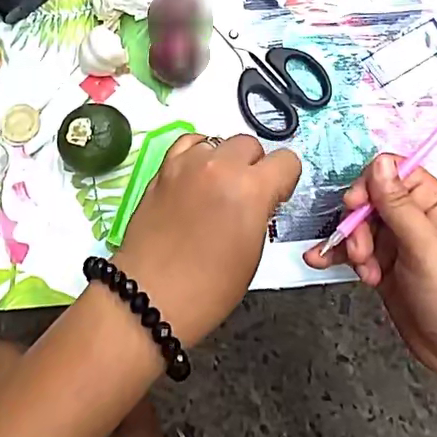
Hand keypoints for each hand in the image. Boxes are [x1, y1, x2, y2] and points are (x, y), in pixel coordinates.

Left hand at [113, 134, 300, 347]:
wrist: (151, 295)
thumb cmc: (208, 287)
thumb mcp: (253, 250)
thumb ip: (261, 211)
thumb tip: (260, 198)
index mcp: (250, 189)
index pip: (285, 161)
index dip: (284, 179)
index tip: (277, 193)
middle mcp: (219, 167)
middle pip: (250, 144)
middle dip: (254, 166)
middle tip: (247, 194)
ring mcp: (187, 164)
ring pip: (218, 141)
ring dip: (224, 159)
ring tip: (218, 186)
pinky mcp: (163, 169)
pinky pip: (187, 144)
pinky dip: (197, 153)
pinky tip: (198, 174)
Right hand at [304, 155, 436, 418]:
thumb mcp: (428, 248)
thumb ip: (399, 204)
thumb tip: (381, 164)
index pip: (395, 174)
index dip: (371, 184)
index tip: (356, 205)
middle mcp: (416, 220)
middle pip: (370, 200)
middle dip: (358, 223)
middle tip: (362, 248)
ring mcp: (399, 243)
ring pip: (359, 226)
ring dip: (351, 245)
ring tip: (364, 269)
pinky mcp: (384, 265)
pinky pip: (353, 251)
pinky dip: (338, 255)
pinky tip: (323, 260)